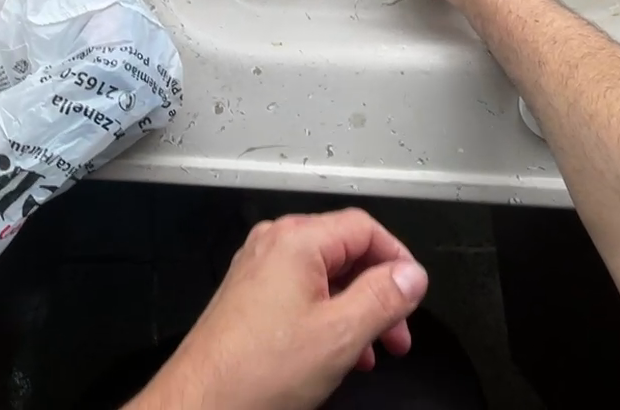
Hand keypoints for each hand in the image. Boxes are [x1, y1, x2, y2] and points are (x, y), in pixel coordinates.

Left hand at [127, 210, 427, 409]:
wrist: (204, 398)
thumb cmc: (263, 367)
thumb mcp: (340, 335)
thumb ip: (383, 299)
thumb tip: (412, 274)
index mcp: (296, 238)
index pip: (363, 226)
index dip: (397, 257)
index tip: (415, 294)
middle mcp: (274, 241)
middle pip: (344, 248)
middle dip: (378, 289)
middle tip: (399, 334)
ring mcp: (259, 265)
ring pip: (324, 272)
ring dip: (356, 307)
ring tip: (374, 351)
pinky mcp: (251, 290)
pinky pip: (302, 289)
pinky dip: (328, 313)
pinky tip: (340, 352)